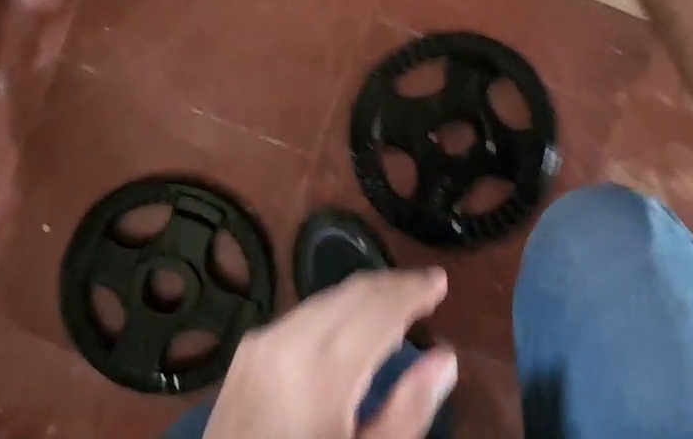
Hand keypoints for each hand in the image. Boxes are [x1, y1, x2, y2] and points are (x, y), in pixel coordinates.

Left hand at [203, 268, 457, 438]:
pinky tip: (350, 320)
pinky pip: (302, 313)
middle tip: (427, 285)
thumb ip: (408, 412)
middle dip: (393, 285)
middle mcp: (292, 339)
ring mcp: (264, 341)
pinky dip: (335, 307)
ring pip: (326, 298)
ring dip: (365, 294)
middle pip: (353, 293)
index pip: (381, 307)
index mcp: (326, 368)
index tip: (441, 280)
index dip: (414, 289)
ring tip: (396, 299)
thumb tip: (444, 359)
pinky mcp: (247, 351)